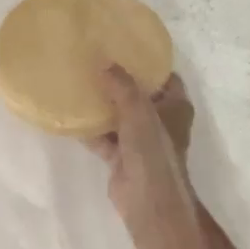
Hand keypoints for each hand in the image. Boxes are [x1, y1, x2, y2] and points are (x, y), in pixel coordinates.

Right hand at [85, 67, 196, 235]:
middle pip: (139, 95)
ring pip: (120, 116)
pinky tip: (72, 116)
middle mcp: (162, 121)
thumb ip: (121, 85)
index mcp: (177, 106)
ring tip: (80, 84)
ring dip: (103, 106)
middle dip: (119, 82)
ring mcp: (142, 141)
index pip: (164, 76)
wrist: (148, 199)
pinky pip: (105, 137)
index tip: (123, 48)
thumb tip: (103, 63)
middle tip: (95, 63)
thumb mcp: (138, 109)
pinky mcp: (123, 157)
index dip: (147, 63)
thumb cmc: (152, 150)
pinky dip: (92, 129)